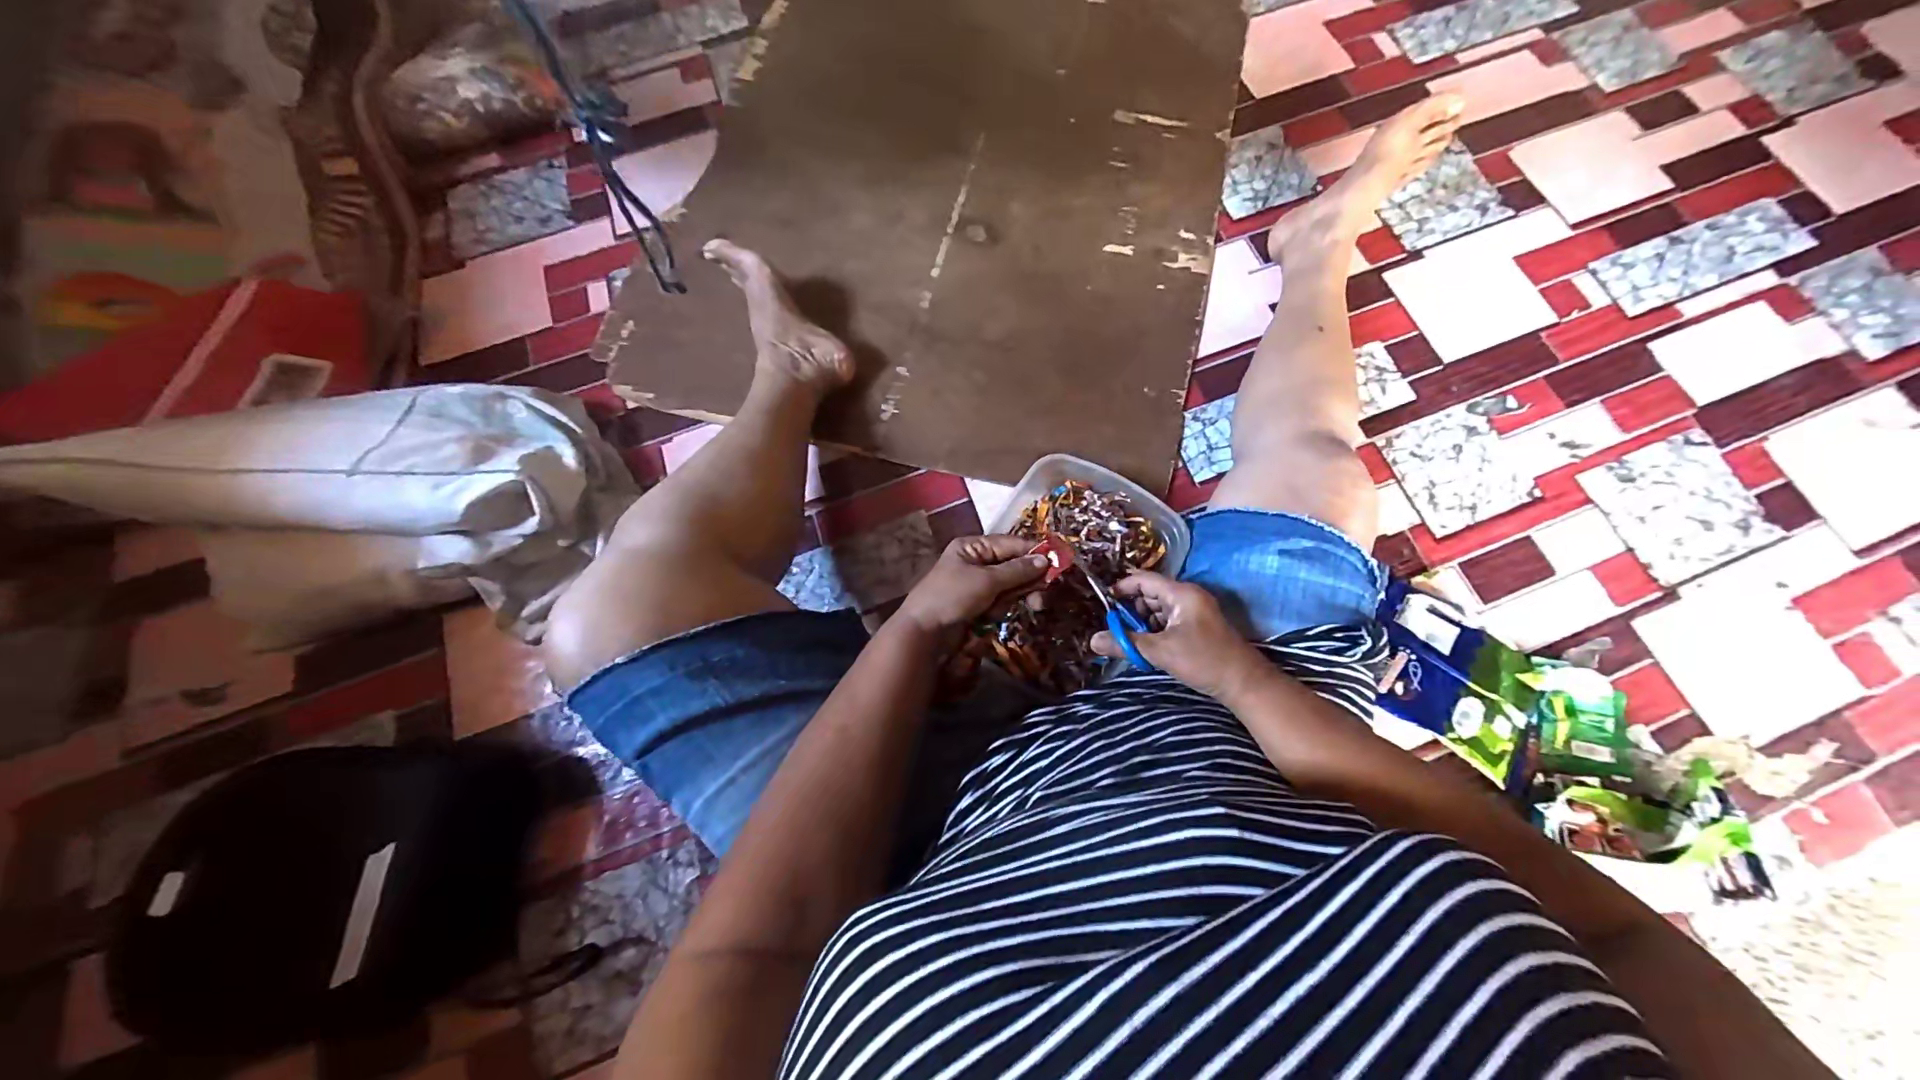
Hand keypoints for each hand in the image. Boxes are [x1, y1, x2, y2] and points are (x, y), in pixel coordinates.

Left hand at [896, 535, 1050, 641]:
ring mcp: (976, 584)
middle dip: (1026, 580)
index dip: (1034, 552)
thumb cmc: (952, 597)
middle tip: (1040, 597)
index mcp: (972, 547)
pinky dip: (1000, 608)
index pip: (1011, 544)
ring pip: (1010, 585)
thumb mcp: (986, 581)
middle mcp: (976, 561)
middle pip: (1013, 565)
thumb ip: (1017, 570)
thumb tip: (1045, 560)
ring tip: (1001, 609)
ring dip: (1012, 597)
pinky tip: (991, 616)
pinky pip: (1000, 601)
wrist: (924, 632)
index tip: (1057, 562)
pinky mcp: (977, 604)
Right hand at [1090, 571, 1268, 700]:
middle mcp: (1187, 597)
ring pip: (1157, 608)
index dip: (1121, 588)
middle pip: (1149, 593)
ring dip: (1141, 622)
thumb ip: (1126, 643)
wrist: (1243, 683)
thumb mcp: (1160, 651)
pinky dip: (1154, 630)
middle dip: (1130, 609)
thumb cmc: (1204, 660)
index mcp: (1181, 594)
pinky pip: (1167, 620)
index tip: (1103, 604)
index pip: (1143, 579)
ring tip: (1129, 639)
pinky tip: (1146, 645)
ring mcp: (1193, 612)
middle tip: (1114, 627)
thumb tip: (1092, 641)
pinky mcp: (1196, 626)